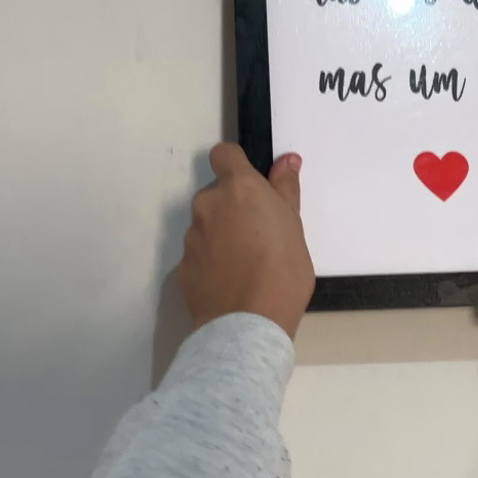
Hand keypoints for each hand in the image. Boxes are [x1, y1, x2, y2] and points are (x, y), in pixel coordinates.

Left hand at [179, 143, 315, 337]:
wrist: (248, 323)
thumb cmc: (283, 269)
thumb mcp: (295, 226)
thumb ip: (285, 189)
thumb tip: (286, 160)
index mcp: (238, 188)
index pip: (224, 154)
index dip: (236, 164)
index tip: (251, 183)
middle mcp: (208, 205)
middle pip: (217, 195)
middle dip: (233, 208)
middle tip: (260, 235)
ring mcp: (191, 237)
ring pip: (207, 226)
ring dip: (222, 236)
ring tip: (246, 265)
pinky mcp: (182, 267)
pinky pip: (199, 255)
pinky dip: (212, 263)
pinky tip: (231, 283)